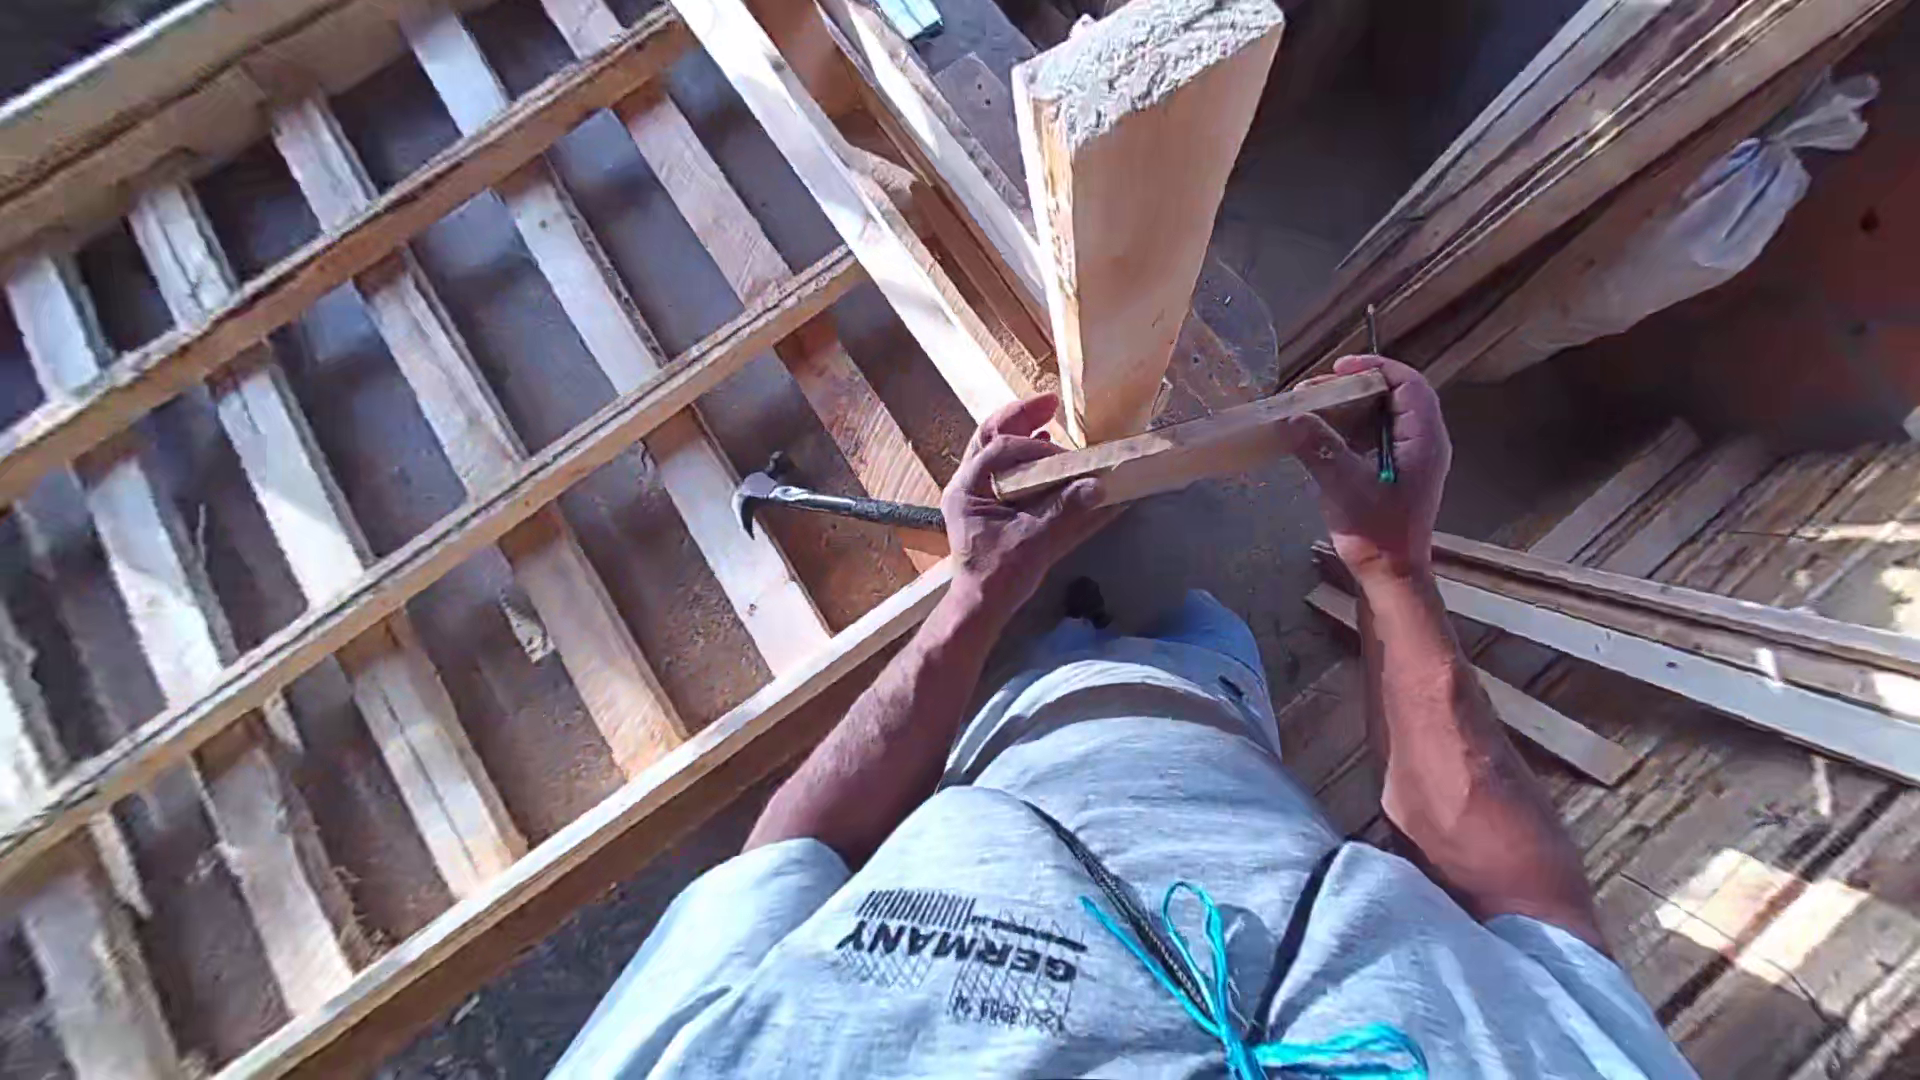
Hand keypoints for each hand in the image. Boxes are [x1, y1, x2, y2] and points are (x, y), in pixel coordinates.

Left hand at [943, 394, 1113, 611]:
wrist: (981, 608)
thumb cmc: (999, 578)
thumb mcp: (1035, 545)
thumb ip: (1065, 514)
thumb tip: (1098, 486)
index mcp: (968, 490)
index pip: (999, 450)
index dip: (1033, 447)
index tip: (1064, 455)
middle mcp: (967, 486)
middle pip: (989, 437)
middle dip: (1020, 417)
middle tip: (1050, 402)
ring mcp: (975, 495)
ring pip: (993, 450)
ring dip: (1021, 432)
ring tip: (1048, 418)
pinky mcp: (987, 507)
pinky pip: (1003, 470)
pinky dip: (1024, 457)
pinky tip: (1045, 450)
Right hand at [1281, 355, 1450, 582]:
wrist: (1390, 572)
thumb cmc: (1376, 531)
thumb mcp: (1345, 487)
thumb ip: (1320, 449)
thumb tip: (1292, 417)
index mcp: (1423, 439)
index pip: (1408, 385)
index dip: (1376, 367)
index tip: (1339, 367)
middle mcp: (1422, 442)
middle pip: (1395, 396)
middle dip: (1355, 386)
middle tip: (1315, 390)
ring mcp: (1409, 458)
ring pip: (1382, 416)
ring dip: (1349, 407)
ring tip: (1314, 407)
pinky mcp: (1393, 473)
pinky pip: (1372, 437)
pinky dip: (1348, 428)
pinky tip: (1321, 435)